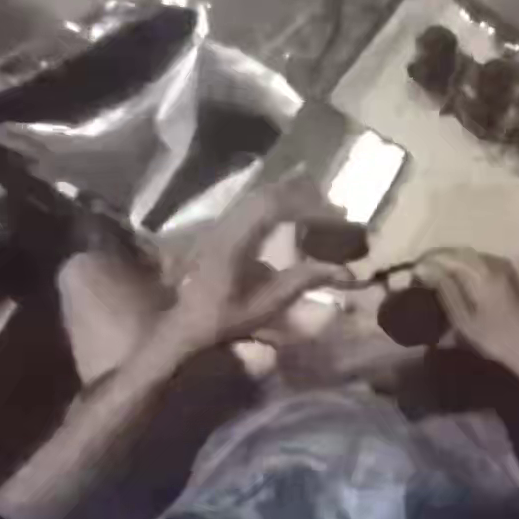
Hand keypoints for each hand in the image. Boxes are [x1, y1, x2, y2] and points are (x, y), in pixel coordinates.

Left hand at [153, 175, 347, 356]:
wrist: (180, 324)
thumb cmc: (219, 320)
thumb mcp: (262, 307)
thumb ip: (298, 284)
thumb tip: (338, 269)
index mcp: (233, 243)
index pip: (274, 208)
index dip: (307, 207)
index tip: (334, 216)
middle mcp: (225, 225)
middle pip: (267, 194)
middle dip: (303, 197)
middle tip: (333, 210)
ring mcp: (219, 223)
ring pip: (258, 195)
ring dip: (290, 197)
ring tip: (317, 208)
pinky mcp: (218, 228)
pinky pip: (250, 205)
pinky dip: (276, 204)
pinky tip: (291, 214)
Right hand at [416, 249, 518, 405]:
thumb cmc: (497, 340)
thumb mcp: (464, 320)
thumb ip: (445, 290)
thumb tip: (425, 269)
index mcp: (483, 273)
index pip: (449, 255)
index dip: (429, 259)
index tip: (413, 270)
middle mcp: (496, 264)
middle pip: (462, 252)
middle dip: (439, 258)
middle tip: (422, 272)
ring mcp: (506, 269)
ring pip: (473, 256)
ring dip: (453, 261)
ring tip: (436, 275)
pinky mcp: (512, 277)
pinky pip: (483, 262)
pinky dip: (466, 266)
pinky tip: (458, 279)